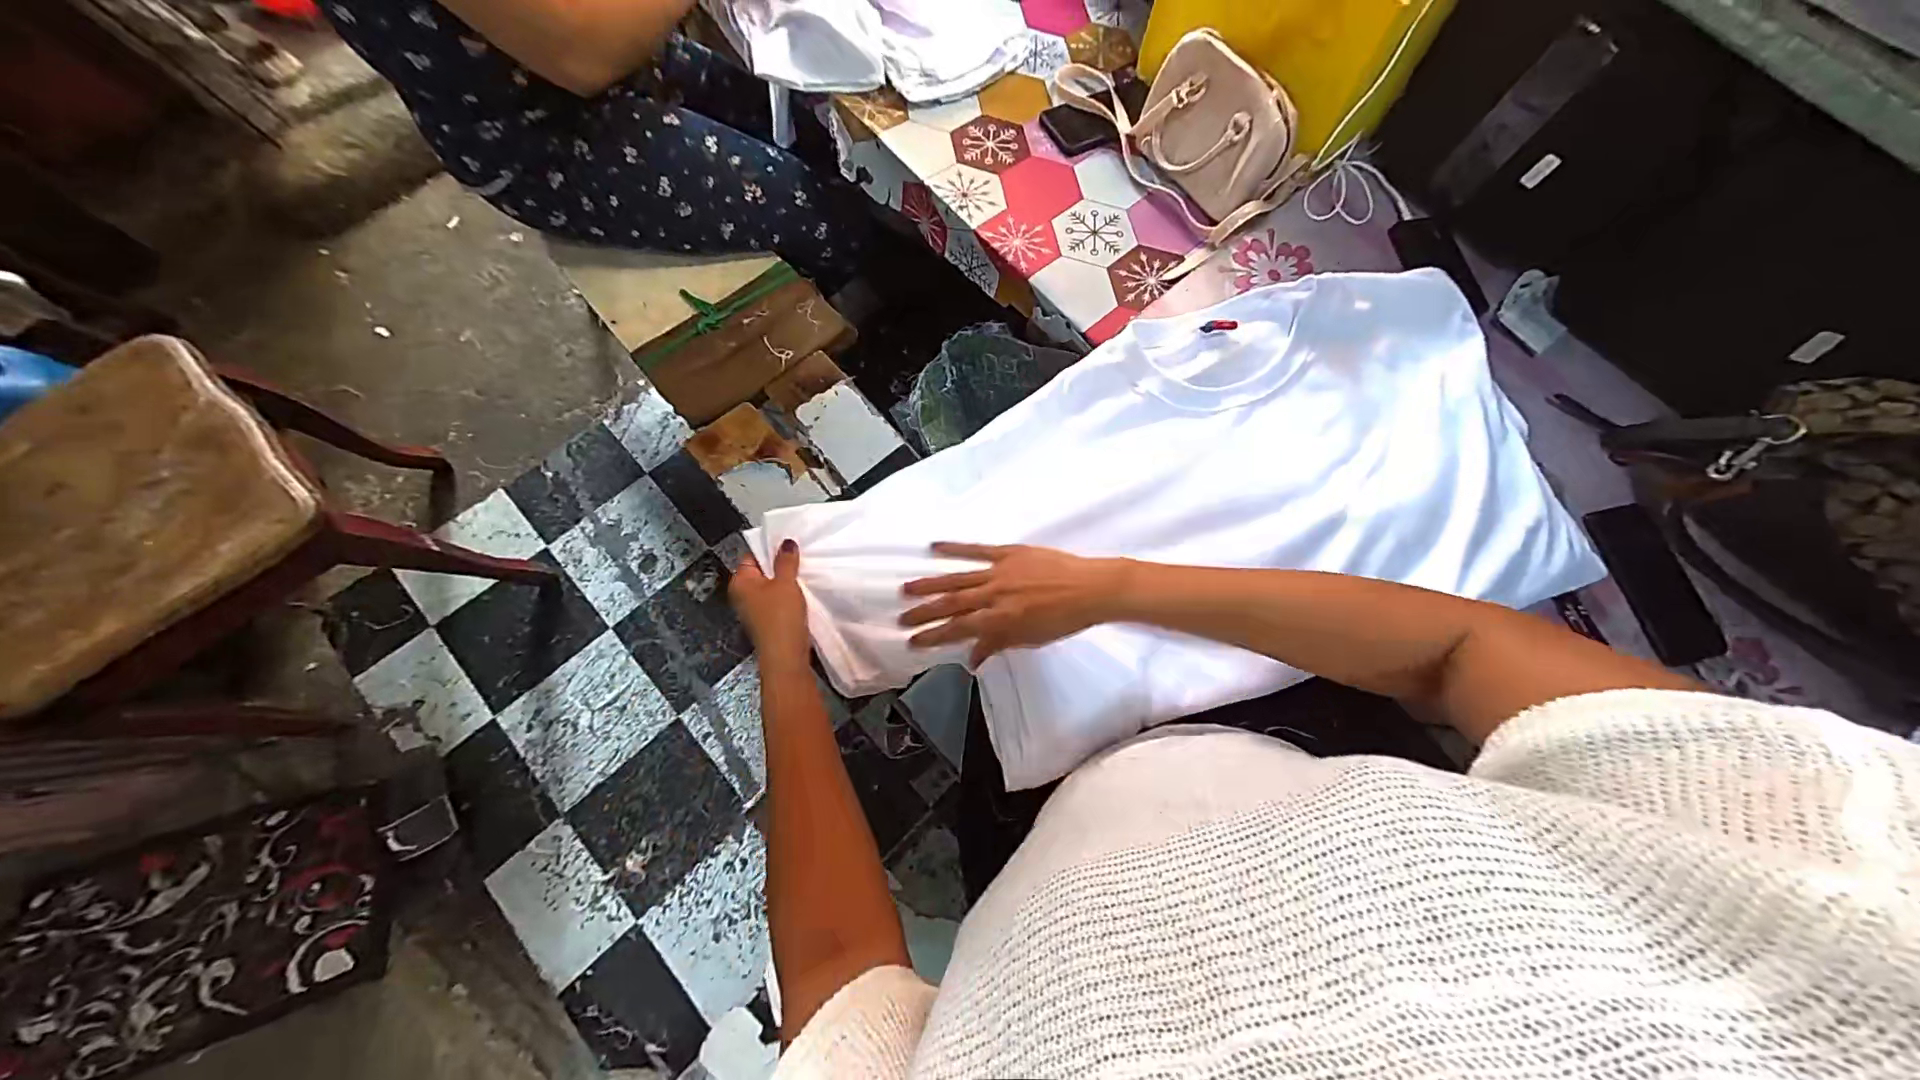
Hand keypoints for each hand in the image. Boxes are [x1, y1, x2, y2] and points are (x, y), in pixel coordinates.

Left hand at [730, 540, 809, 665]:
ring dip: (786, 582)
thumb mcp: (785, 582)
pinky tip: (803, 594)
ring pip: (770, 588)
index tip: (791, 545)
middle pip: (761, 572)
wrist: (785, 655)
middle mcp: (742, 595)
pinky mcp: (766, 621)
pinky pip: (776, 602)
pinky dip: (788, 597)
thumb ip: (786, 560)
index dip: (770, 549)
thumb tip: (786, 542)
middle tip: (801, 557)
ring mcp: (753, 610)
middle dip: (780, 566)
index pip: (751, 556)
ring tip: (805, 573)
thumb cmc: (781, 615)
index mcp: (739, 582)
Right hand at [900, 543, 1130, 665]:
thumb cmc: (1065, 619)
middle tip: (901, 618)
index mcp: (1000, 619)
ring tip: (907, 588)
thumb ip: (998, 645)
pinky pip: (977, 550)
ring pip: (957, 578)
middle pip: (951, 604)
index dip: (933, 636)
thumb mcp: (1030, 639)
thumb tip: (972, 658)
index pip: (958, 629)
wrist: (1092, 589)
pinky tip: (934, 548)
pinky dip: (954, 548)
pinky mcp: (1009, 553)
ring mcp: (1000, 572)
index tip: (913, 641)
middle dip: (924, 613)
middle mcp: (994, 595)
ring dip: (930, 584)